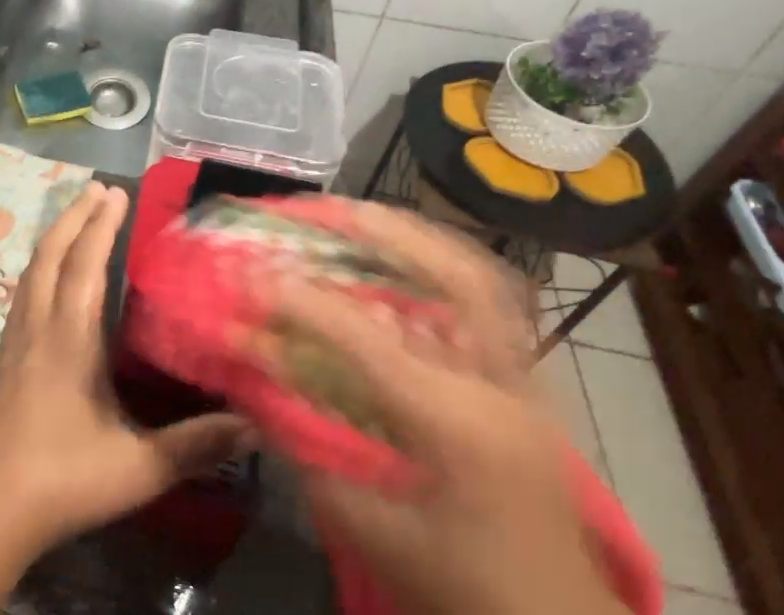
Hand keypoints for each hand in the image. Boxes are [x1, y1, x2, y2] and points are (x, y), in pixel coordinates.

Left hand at [0, 182, 250, 553]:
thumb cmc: (63, 479)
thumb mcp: (138, 467)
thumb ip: (196, 445)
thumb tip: (256, 424)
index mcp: (69, 340)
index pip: (84, 267)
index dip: (100, 227)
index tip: (116, 193)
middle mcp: (39, 329)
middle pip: (50, 257)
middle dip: (73, 218)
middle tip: (96, 188)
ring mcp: (16, 343)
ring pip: (31, 273)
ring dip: (53, 239)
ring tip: (73, 218)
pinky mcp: (5, 360)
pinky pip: (23, 295)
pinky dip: (39, 269)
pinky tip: (47, 280)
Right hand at [258, 200, 625, 614]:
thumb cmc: (461, 589)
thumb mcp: (370, 531)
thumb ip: (307, 451)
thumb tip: (253, 385)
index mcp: (458, 425)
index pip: (369, 339)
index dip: (304, 302)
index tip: (253, 274)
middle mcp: (501, 387)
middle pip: (459, 278)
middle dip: (387, 231)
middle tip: (328, 207)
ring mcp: (526, 385)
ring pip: (484, 284)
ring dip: (420, 241)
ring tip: (364, 217)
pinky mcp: (530, 393)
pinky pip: (489, 311)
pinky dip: (442, 275)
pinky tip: (405, 269)